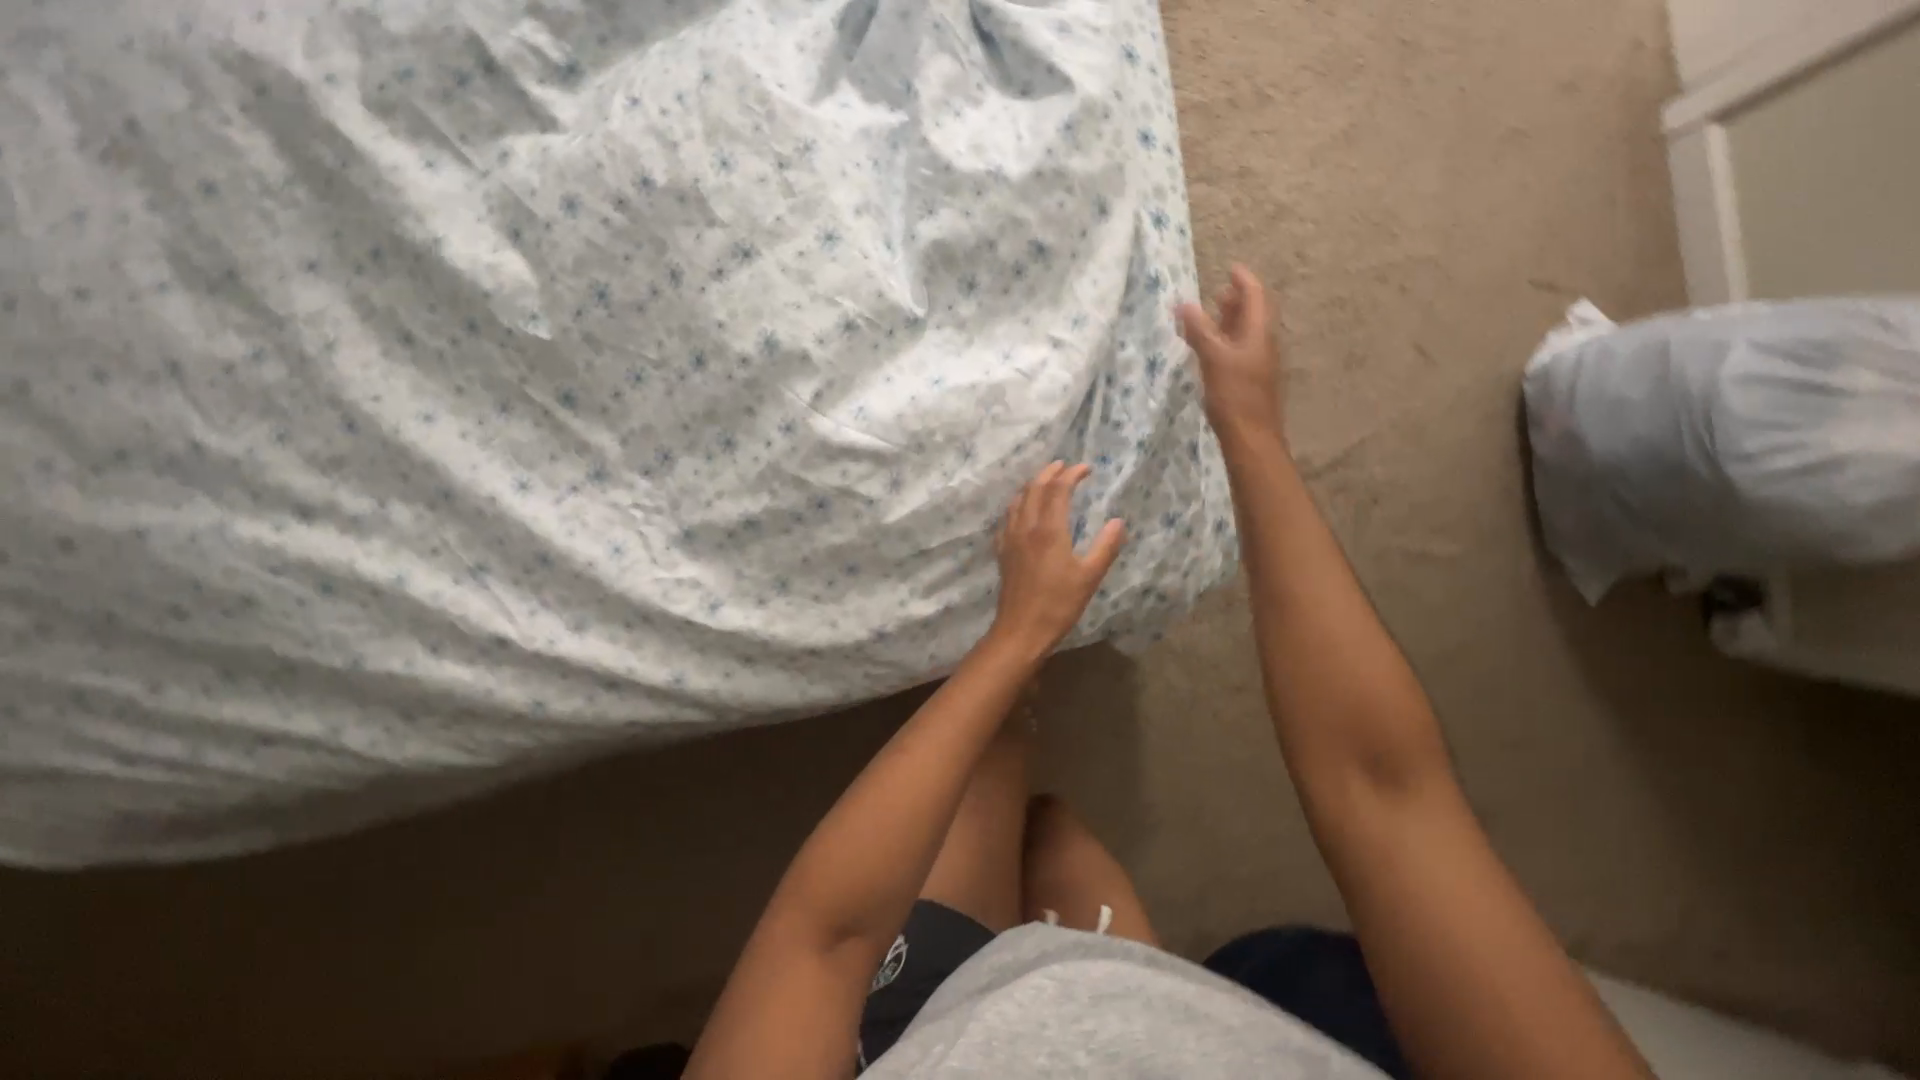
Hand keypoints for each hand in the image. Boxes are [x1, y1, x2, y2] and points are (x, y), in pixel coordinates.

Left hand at [987, 462, 1125, 658]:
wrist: (1021, 630)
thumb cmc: (1059, 605)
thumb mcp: (1090, 576)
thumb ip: (1106, 547)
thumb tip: (1118, 522)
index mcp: (1048, 530)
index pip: (1058, 489)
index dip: (1071, 474)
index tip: (1086, 468)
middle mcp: (1026, 528)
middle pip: (1034, 488)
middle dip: (1049, 472)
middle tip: (1064, 466)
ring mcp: (1010, 539)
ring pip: (1018, 500)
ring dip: (1032, 485)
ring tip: (1045, 481)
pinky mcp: (1002, 552)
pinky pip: (1007, 518)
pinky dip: (1018, 505)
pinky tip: (1023, 511)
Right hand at [1176, 264, 1284, 441]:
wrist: (1252, 438)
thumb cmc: (1234, 396)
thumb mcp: (1214, 359)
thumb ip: (1200, 331)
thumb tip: (1184, 303)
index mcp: (1258, 334)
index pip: (1256, 297)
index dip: (1244, 280)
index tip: (1231, 267)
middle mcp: (1263, 344)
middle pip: (1255, 314)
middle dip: (1239, 300)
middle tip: (1220, 290)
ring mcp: (1259, 364)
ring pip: (1247, 333)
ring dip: (1232, 321)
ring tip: (1215, 314)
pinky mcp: (1251, 381)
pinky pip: (1241, 350)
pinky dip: (1228, 340)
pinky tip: (1213, 349)